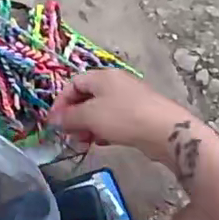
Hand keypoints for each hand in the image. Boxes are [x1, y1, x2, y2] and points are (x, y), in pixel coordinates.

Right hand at [49, 69, 203, 161]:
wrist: (164, 131)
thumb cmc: (123, 117)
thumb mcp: (89, 116)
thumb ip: (69, 117)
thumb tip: (54, 120)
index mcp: (102, 76)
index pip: (73, 84)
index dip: (60, 102)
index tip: (54, 122)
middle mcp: (115, 83)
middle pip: (86, 98)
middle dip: (74, 117)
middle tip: (70, 135)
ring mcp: (129, 99)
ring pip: (99, 111)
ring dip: (87, 126)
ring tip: (84, 142)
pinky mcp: (138, 115)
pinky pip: (113, 120)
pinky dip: (103, 130)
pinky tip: (101, 143)